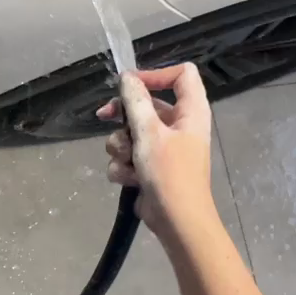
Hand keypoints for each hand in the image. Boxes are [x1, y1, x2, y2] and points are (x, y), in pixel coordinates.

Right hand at [97, 64, 215, 237]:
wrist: (176, 219)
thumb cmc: (169, 173)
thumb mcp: (149, 134)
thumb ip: (136, 102)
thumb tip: (126, 77)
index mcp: (190, 111)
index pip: (180, 75)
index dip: (154, 75)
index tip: (128, 84)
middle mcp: (178, 125)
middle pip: (145, 104)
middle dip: (123, 115)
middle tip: (104, 117)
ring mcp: (163, 146)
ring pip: (129, 132)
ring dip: (121, 147)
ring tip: (127, 162)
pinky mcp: (149, 165)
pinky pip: (127, 155)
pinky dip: (124, 166)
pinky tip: (129, 178)